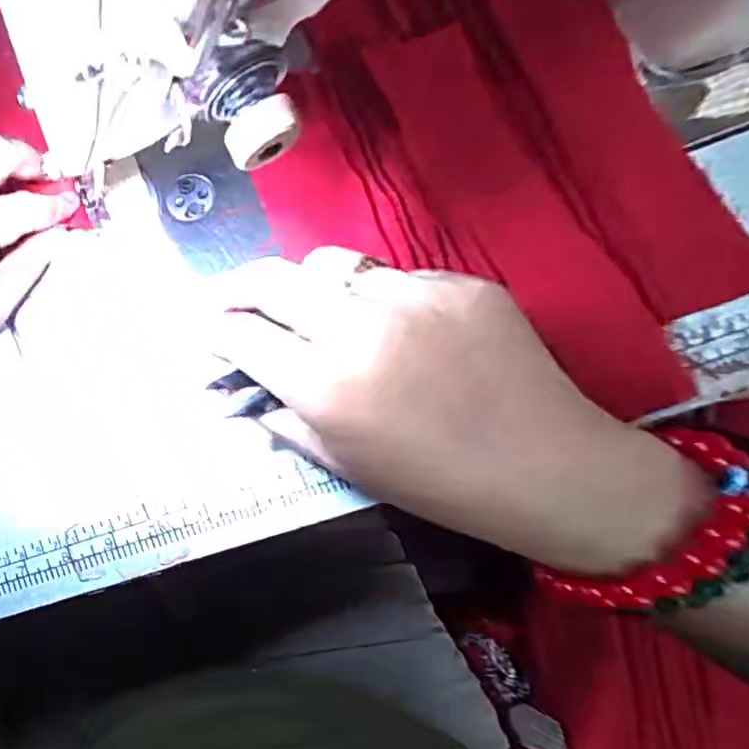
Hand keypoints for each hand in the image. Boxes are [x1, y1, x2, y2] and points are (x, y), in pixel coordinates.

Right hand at [209, 248, 713, 573]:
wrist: (541, 466)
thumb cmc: (430, 481)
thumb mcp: (343, 461)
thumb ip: (284, 420)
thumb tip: (242, 394)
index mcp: (325, 386)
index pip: (243, 336)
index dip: (215, 332)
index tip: (208, 332)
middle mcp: (358, 329)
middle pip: (271, 280)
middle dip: (236, 287)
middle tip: (229, 299)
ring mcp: (412, 297)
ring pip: (331, 267)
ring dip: (307, 288)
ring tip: (313, 310)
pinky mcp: (457, 282)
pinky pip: (392, 278)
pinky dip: (375, 299)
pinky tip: (393, 328)